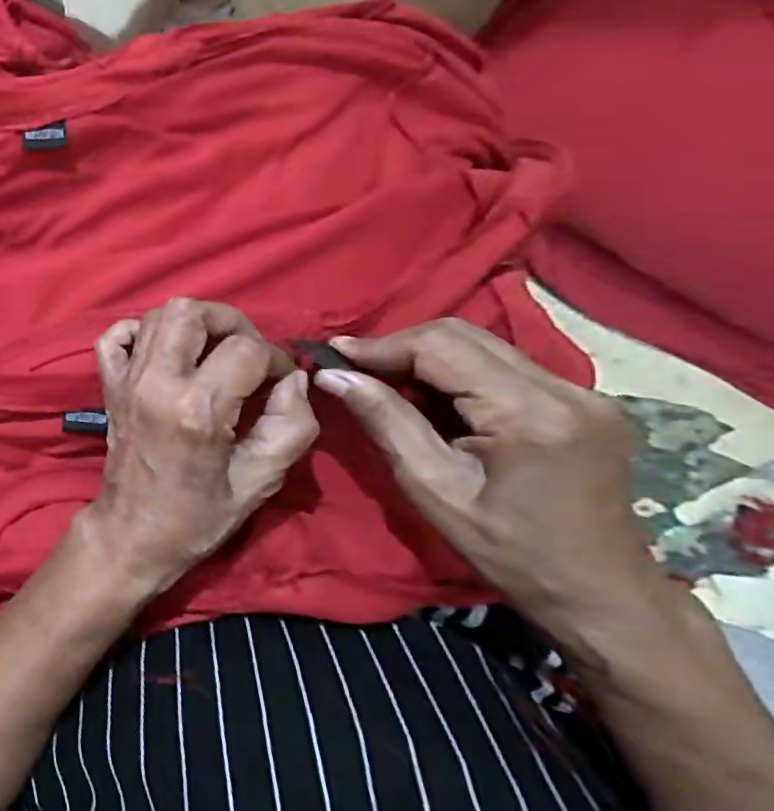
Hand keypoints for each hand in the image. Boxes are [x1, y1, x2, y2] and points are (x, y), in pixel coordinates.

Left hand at [82, 299, 318, 588]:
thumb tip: (296, 379)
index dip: (276, 359)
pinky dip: (139, 333)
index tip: (282, 384)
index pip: (245, 348)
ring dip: (192, 324)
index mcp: (195, 408)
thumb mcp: (260, 480)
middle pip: (188, 311)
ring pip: (154, 315)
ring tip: (214, 352)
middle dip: (230, 322)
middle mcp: (155, 382)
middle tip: (247, 353)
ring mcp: (124, 380)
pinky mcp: (106, 384)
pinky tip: (165, 353)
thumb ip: (290, 426)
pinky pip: (113, 337)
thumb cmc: (199, 515)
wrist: (133, 530)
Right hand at [314, 319, 654, 622]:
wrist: (602, 594)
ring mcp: (583, 395)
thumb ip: (385, 420)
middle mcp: (568, 392)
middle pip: (461, 335)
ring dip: (422, 356)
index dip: (378, 346)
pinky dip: (452, 370)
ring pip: (480, 344)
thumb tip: (331, 374)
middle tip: (351, 371)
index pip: (439, 347)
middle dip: (397, 346)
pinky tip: (428, 395)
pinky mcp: (582, 403)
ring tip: (381, 381)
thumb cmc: (509, 550)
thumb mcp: (430, 486)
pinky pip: (500, 364)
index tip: (328, 358)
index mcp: (532, 414)